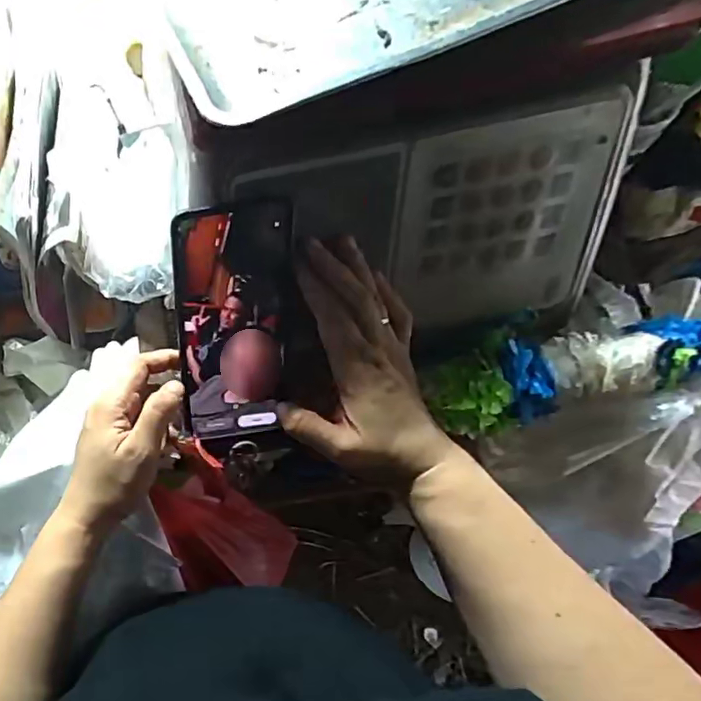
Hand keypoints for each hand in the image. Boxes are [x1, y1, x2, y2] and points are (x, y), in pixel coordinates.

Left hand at [57, 349, 183, 532]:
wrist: (88, 515)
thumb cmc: (115, 484)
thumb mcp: (142, 449)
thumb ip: (159, 413)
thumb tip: (176, 383)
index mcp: (110, 403)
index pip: (137, 365)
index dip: (163, 359)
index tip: (190, 362)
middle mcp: (105, 407)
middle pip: (139, 383)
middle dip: (167, 390)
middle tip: (193, 403)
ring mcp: (105, 423)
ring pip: (140, 404)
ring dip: (162, 413)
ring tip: (180, 432)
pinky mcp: (108, 438)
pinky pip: (134, 422)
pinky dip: (152, 427)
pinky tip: (166, 446)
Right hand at [281, 238, 459, 485]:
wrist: (425, 459)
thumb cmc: (380, 455)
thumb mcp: (338, 448)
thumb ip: (307, 427)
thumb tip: (275, 407)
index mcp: (359, 371)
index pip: (336, 322)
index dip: (317, 292)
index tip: (299, 267)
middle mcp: (378, 352)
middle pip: (357, 300)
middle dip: (333, 269)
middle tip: (311, 243)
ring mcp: (393, 350)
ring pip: (376, 300)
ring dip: (358, 269)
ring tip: (343, 241)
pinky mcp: (401, 354)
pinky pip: (396, 314)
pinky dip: (385, 290)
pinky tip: (374, 275)